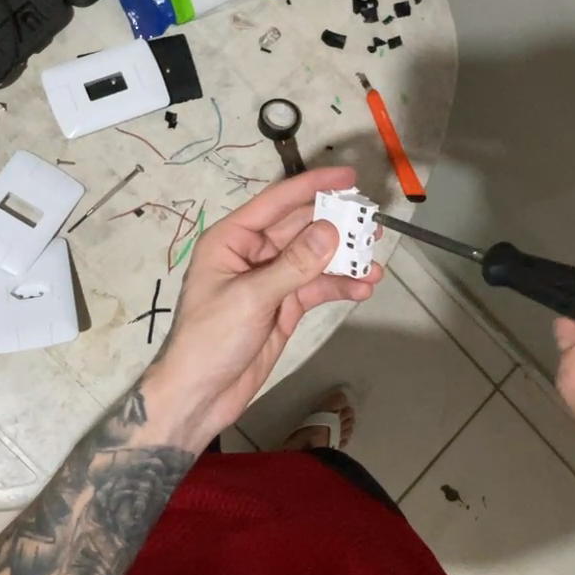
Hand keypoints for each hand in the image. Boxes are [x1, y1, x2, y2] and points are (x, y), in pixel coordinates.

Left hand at [140, 167, 380, 447]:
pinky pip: (316, 287)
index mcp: (232, 240)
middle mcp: (253, 253)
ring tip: (374, 264)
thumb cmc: (211, 339)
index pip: (277, 202)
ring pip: (314, 260)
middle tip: (374, 225)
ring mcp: (271, 280)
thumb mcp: (251, 298)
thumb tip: (331, 231)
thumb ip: (293, 264)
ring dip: (344, 262)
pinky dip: (338, 287)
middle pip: (301, 229)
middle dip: (337, 227)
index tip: (349, 178)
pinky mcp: (284, 306)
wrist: (200, 396)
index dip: (313, 186)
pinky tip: (362, 289)